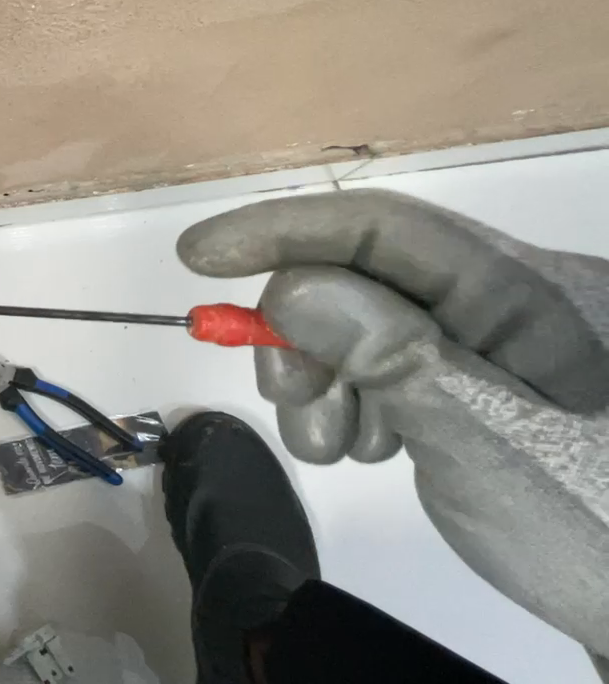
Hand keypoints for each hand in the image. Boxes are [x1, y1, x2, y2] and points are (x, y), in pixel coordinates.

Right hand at [178, 189, 608, 656]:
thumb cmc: (606, 536)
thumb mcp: (496, 443)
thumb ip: (397, 357)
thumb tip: (289, 286)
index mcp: (544, 293)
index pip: (390, 229)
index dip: (284, 231)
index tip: (198, 256)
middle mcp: (517, 300)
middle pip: (360, 277)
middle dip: (298, 331)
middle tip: (281, 397)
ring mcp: (493, 341)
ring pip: (354, 320)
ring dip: (316, 377)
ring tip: (325, 445)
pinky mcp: (473, 377)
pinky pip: (375, 360)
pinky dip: (342, 398)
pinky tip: (354, 443)